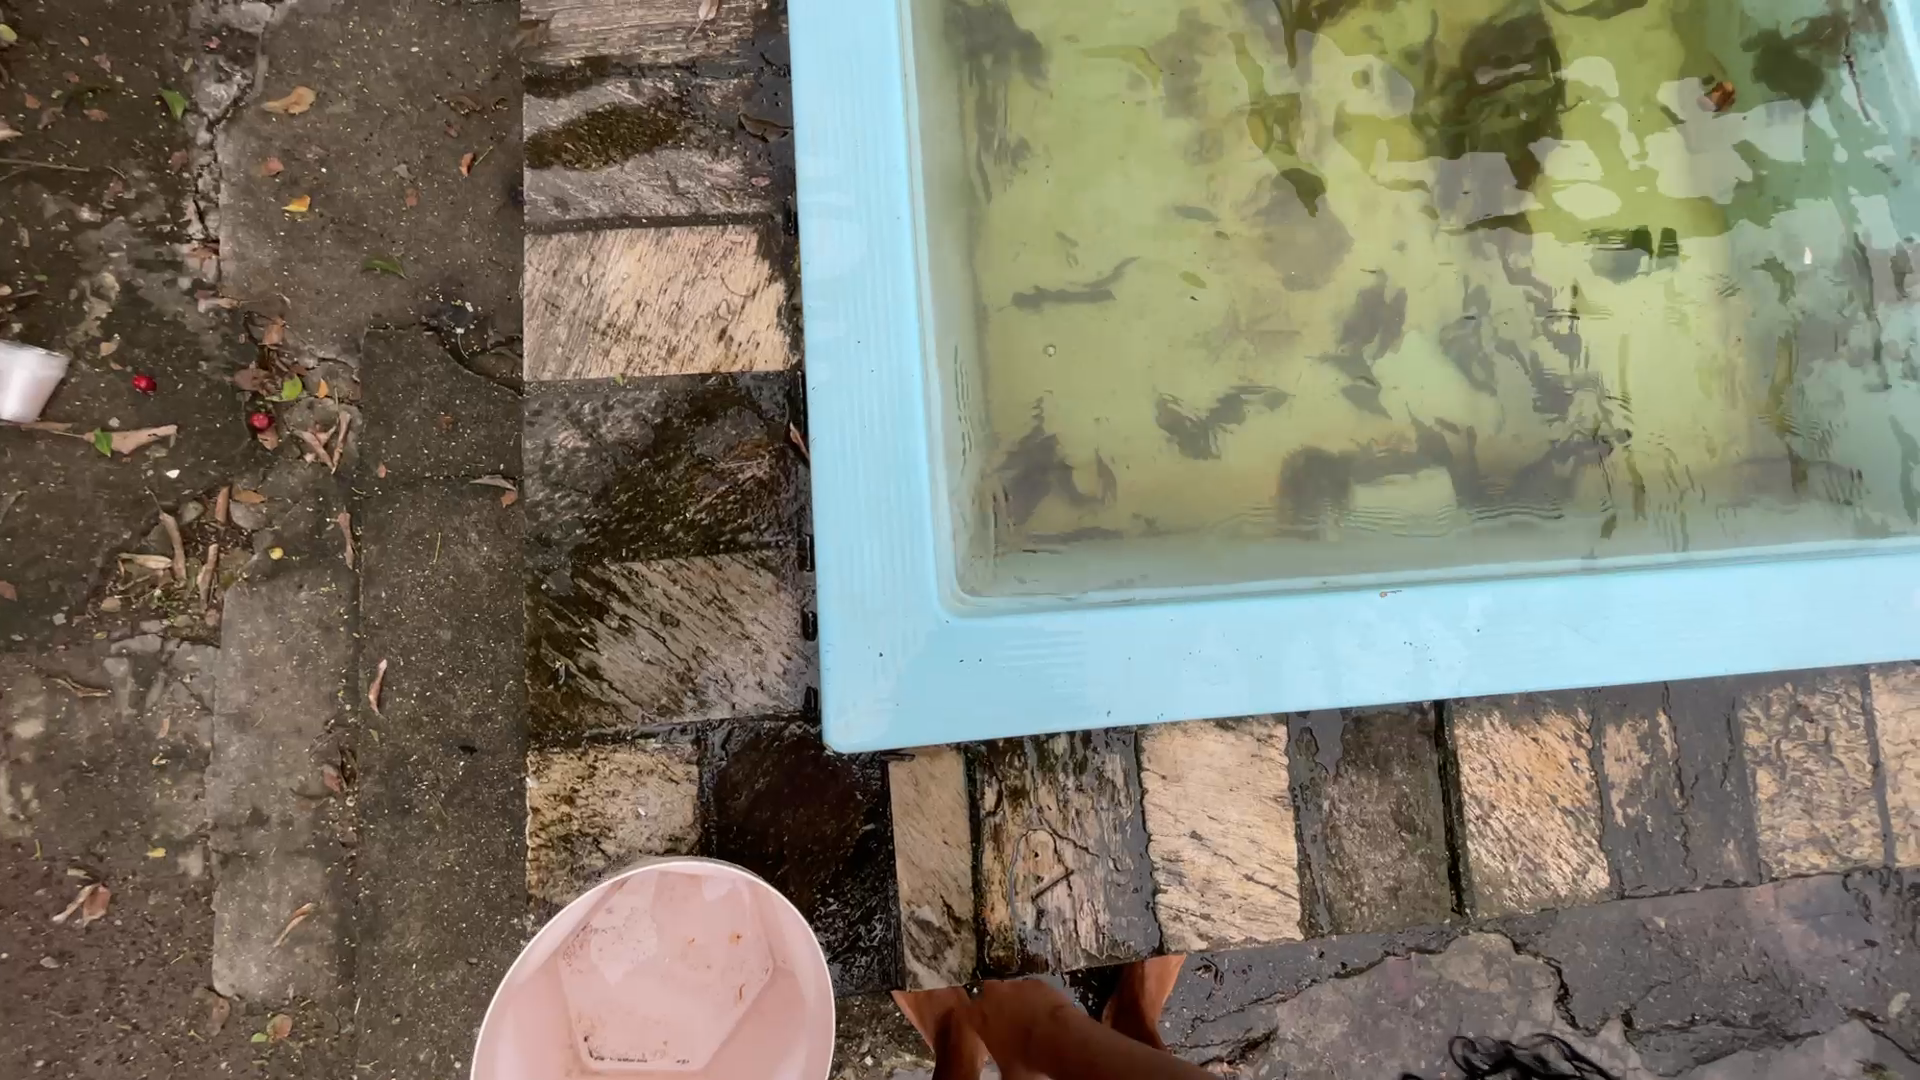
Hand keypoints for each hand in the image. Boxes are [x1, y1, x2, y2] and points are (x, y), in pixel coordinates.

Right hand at [967, 979, 1082, 1077]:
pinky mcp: (1035, 981)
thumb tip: (1001, 1069)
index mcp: (979, 1017)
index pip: (966, 1011)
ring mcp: (1015, 985)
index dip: (974, 1017)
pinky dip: (1034, 998)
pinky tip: (1042, 1013)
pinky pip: (1030, 988)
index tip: (980, 1026)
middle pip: (987, 994)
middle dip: (994, 1005)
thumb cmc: (1024, 1060)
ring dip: (1015, 1000)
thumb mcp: (1005, 1070)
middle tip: (1005, 1022)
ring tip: (1027, 1019)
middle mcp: (993, 994)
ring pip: (1010, 990)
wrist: (1054, 1038)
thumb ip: (996, 1061)